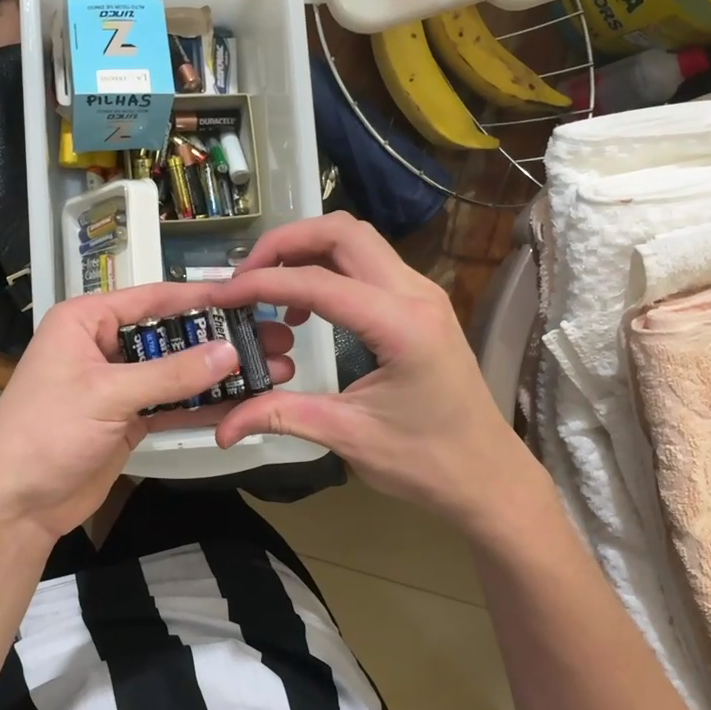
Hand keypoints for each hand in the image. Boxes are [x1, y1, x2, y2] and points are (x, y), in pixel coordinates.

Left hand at [0, 282, 294, 543]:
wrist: (14, 505)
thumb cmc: (46, 433)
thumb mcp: (107, 396)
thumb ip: (170, 374)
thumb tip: (231, 351)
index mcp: (84, 321)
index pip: (151, 298)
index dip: (200, 297)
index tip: (249, 297)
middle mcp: (101, 345)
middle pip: (169, 335)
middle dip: (217, 340)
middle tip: (273, 340)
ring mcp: (117, 385)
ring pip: (175, 371)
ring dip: (217, 374)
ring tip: (271, 371)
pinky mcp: (127, 420)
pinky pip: (171, 405)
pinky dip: (202, 405)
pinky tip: (242, 402)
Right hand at [209, 213, 534, 528]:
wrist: (488, 477)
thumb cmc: (426, 461)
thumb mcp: (347, 436)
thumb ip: (281, 416)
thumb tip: (222, 426)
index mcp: (401, 325)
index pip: (318, 282)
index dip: (262, 283)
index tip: (221, 295)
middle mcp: (415, 294)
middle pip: (342, 232)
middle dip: (285, 242)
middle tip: (244, 274)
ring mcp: (422, 294)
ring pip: (357, 239)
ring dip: (307, 249)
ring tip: (267, 284)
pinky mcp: (421, 304)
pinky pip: (368, 263)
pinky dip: (328, 266)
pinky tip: (305, 308)